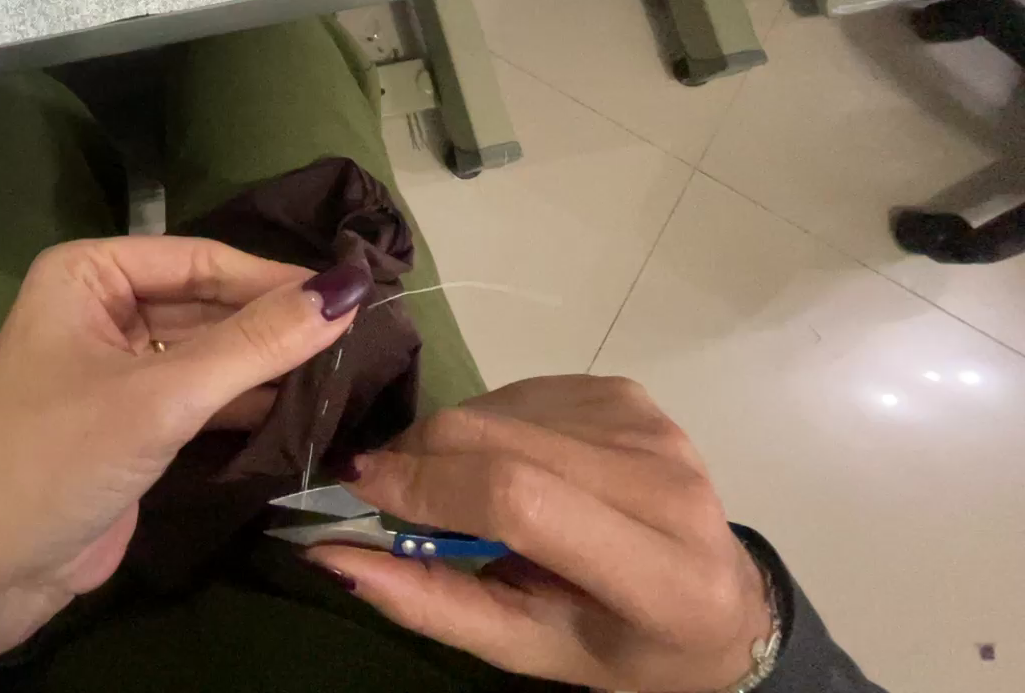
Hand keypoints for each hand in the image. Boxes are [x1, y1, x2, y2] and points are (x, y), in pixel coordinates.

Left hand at [0, 237, 364, 662]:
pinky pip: (197, 391)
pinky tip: (302, 406)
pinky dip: (243, 399)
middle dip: (271, 321)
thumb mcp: (160, 396)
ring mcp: (114, 363)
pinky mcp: (129, 414)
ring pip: (204, 349)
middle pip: (203, 302)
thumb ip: (253, 344)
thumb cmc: (59, 457)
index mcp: (86, 273)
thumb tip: (345, 289)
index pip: (197, 259)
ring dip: (264, 362)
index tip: (356, 291)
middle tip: (362, 331)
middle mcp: (99, 306)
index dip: (274, 276)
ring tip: (348, 367)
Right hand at [310, 375, 771, 692]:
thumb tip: (324, 555)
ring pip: (489, 410)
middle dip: (416, 456)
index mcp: (664, 574)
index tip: (356, 482)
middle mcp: (665, 484)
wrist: (713, 596)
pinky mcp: (622, 392)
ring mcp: (645, 425)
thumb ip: (429, 602)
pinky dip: (482, 427)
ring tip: (463, 486)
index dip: (425, 484)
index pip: (518, 499)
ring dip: (447, 444)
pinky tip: (509, 460)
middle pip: (491, 440)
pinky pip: (510, 395)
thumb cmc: (617, 640)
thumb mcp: (528, 647)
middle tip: (387, 486)